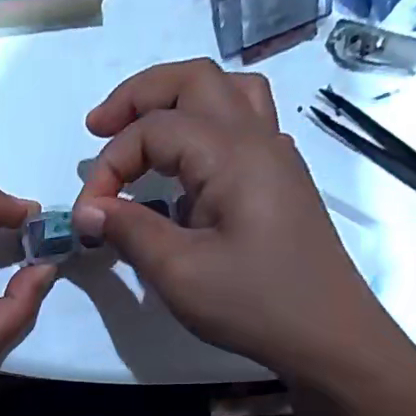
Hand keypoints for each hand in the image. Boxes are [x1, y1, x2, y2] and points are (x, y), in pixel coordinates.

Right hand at [73, 59, 402, 382]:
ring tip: (139, 130)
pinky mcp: (278, 179)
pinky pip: (241, 123)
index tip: (87, 217)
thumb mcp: (178, 272)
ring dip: (175, 100)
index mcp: (233, 155)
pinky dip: (201, 125)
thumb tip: (88, 210)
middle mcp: (257, 139)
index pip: (154, 130)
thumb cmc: (253, 304)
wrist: (327, 335)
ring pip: (225, 93)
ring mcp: (274, 156)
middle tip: (97, 128)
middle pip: (194, 80)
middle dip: (138, 97)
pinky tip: (183, 166)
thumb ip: (130, 231)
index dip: (109, 166)